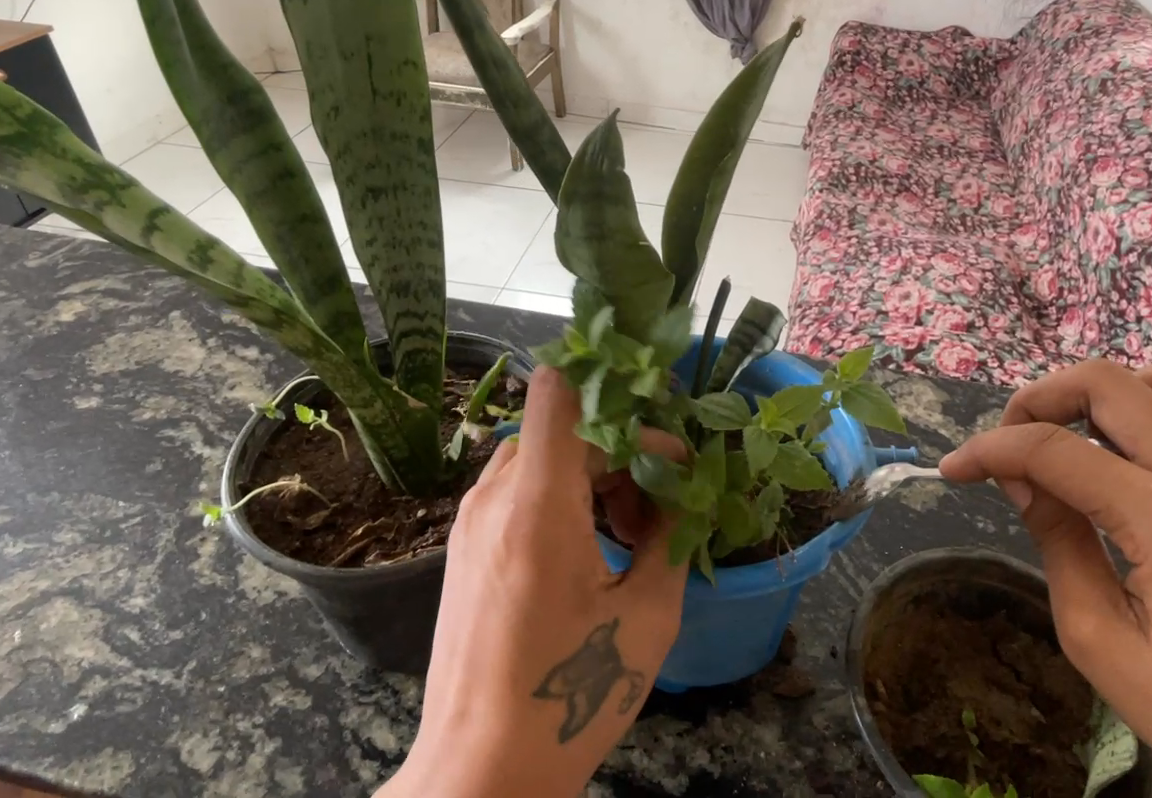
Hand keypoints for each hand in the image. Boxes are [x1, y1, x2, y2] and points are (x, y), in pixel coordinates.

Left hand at [379, 367, 688, 797]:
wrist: (480, 770)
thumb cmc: (571, 697)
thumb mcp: (648, 616)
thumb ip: (672, 534)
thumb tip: (685, 489)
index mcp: (536, 505)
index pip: (558, 392)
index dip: (613, 392)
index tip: (658, 440)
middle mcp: (494, 497)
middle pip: (564, 427)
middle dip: (622, 454)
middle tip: (660, 511)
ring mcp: (472, 521)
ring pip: (542, 455)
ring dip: (594, 476)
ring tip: (630, 537)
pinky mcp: (466, 545)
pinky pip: (519, 488)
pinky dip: (563, 497)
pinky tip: (591, 551)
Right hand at [939, 360, 1151, 797]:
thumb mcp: (1102, 641)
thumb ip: (1058, 541)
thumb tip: (1020, 480)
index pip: (1054, 448)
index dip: (989, 450)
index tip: (952, 470)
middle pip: (1106, 382)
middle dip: (1037, 399)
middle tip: (1006, 448)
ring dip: (1094, 395)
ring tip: (1061, 443)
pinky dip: (1139, 410)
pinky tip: (1114, 457)